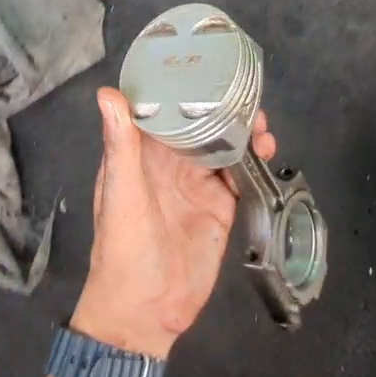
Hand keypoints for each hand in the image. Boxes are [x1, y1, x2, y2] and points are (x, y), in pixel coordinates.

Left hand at [70, 86, 275, 358]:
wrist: (146, 310)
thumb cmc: (123, 248)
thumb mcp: (120, 192)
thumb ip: (120, 144)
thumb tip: (107, 92)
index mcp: (141, 153)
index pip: (162, 110)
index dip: (182, 87)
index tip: (204, 65)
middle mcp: (170, 163)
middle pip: (199, 124)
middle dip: (222, 107)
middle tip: (246, 94)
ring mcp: (197, 184)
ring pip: (223, 145)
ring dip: (242, 130)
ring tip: (262, 121)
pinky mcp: (220, 207)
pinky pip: (239, 175)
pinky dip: (255, 160)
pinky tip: (268, 148)